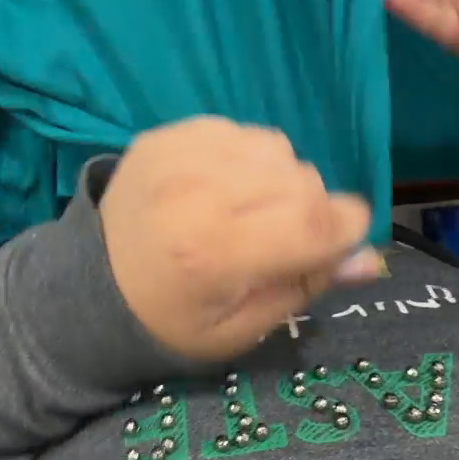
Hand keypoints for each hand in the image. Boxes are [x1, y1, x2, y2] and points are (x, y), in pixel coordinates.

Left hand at [101, 117, 380, 361]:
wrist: (90, 286)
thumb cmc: (171, 320)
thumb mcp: (240, 329)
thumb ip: (304, 288)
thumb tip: (368, 259)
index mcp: (215, 251)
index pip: (314, 220)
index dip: (346, 229)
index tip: (341, 242)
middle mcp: (197, 191)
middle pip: (302, 180)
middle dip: (311, 210)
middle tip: (281, 238)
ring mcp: (178, 154)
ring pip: (275, 148)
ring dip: (280, 178)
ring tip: (249, 210)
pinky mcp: (166, 133)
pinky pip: (240, 130)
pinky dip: (247, 157)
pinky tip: (223, 186)